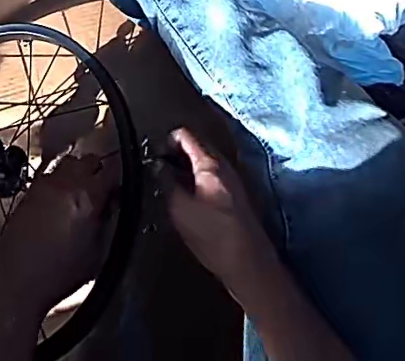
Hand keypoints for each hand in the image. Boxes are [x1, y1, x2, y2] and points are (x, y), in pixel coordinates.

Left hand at [0, 152, 119, 311]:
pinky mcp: (32, 188)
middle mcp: (67, 182)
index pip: (111, 172)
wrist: (18, 278)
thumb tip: (109, 206)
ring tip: (80, 192)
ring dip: (78, 172)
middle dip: (99, 172)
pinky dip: (60, 179)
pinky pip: (52, 172)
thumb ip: (106, 223)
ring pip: (70, 162)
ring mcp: (47, 182)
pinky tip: (60, 199)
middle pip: (90, 160)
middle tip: (102, 191)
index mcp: (88, 197)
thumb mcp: (96, 254)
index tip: (119, 191)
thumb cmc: (60, 273)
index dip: (118, 181)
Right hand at [161, 128, 275, 288]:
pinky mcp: (235, 198)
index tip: (153, 155)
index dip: (165, 140)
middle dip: (175, 153)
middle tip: (159, 167)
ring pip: (204, 162)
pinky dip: (196, 179)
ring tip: (169, 182)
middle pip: (196, 146)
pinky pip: (211, 177)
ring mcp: (232, 181)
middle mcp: (225, 166)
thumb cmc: (215, 236)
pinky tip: (187, 197)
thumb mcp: (181, 209)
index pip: (185, 135)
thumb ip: (165, 182)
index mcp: (211, 163)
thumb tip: (156, 164)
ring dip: (185, 167)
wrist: (251, 268)